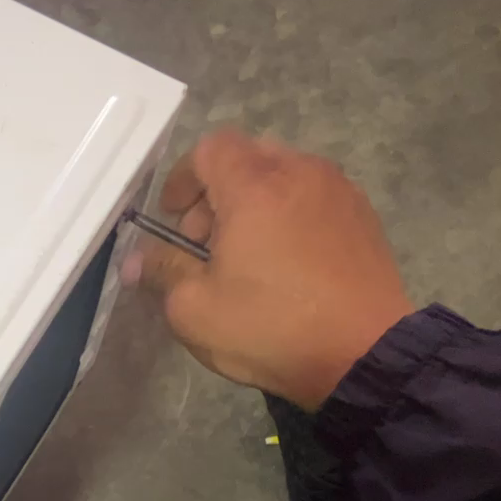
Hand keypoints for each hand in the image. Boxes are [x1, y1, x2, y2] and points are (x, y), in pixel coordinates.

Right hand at [127, 131, 414, 410]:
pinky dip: (287, 217)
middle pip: (247, 157)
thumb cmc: (267, 326)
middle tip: (202, 242)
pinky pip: (312, 198)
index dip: (182, 178)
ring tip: (244, 256)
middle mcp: (300, 172)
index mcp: (254, 186)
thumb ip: (163, 271)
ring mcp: (338, 191)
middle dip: (216, 192)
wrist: (360, 352)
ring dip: (253, 205)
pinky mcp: (362, 216)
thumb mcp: (194, 308)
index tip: (172, 217)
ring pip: (283, 176)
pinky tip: (283, 265)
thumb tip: (138, 260)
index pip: (209, 148)